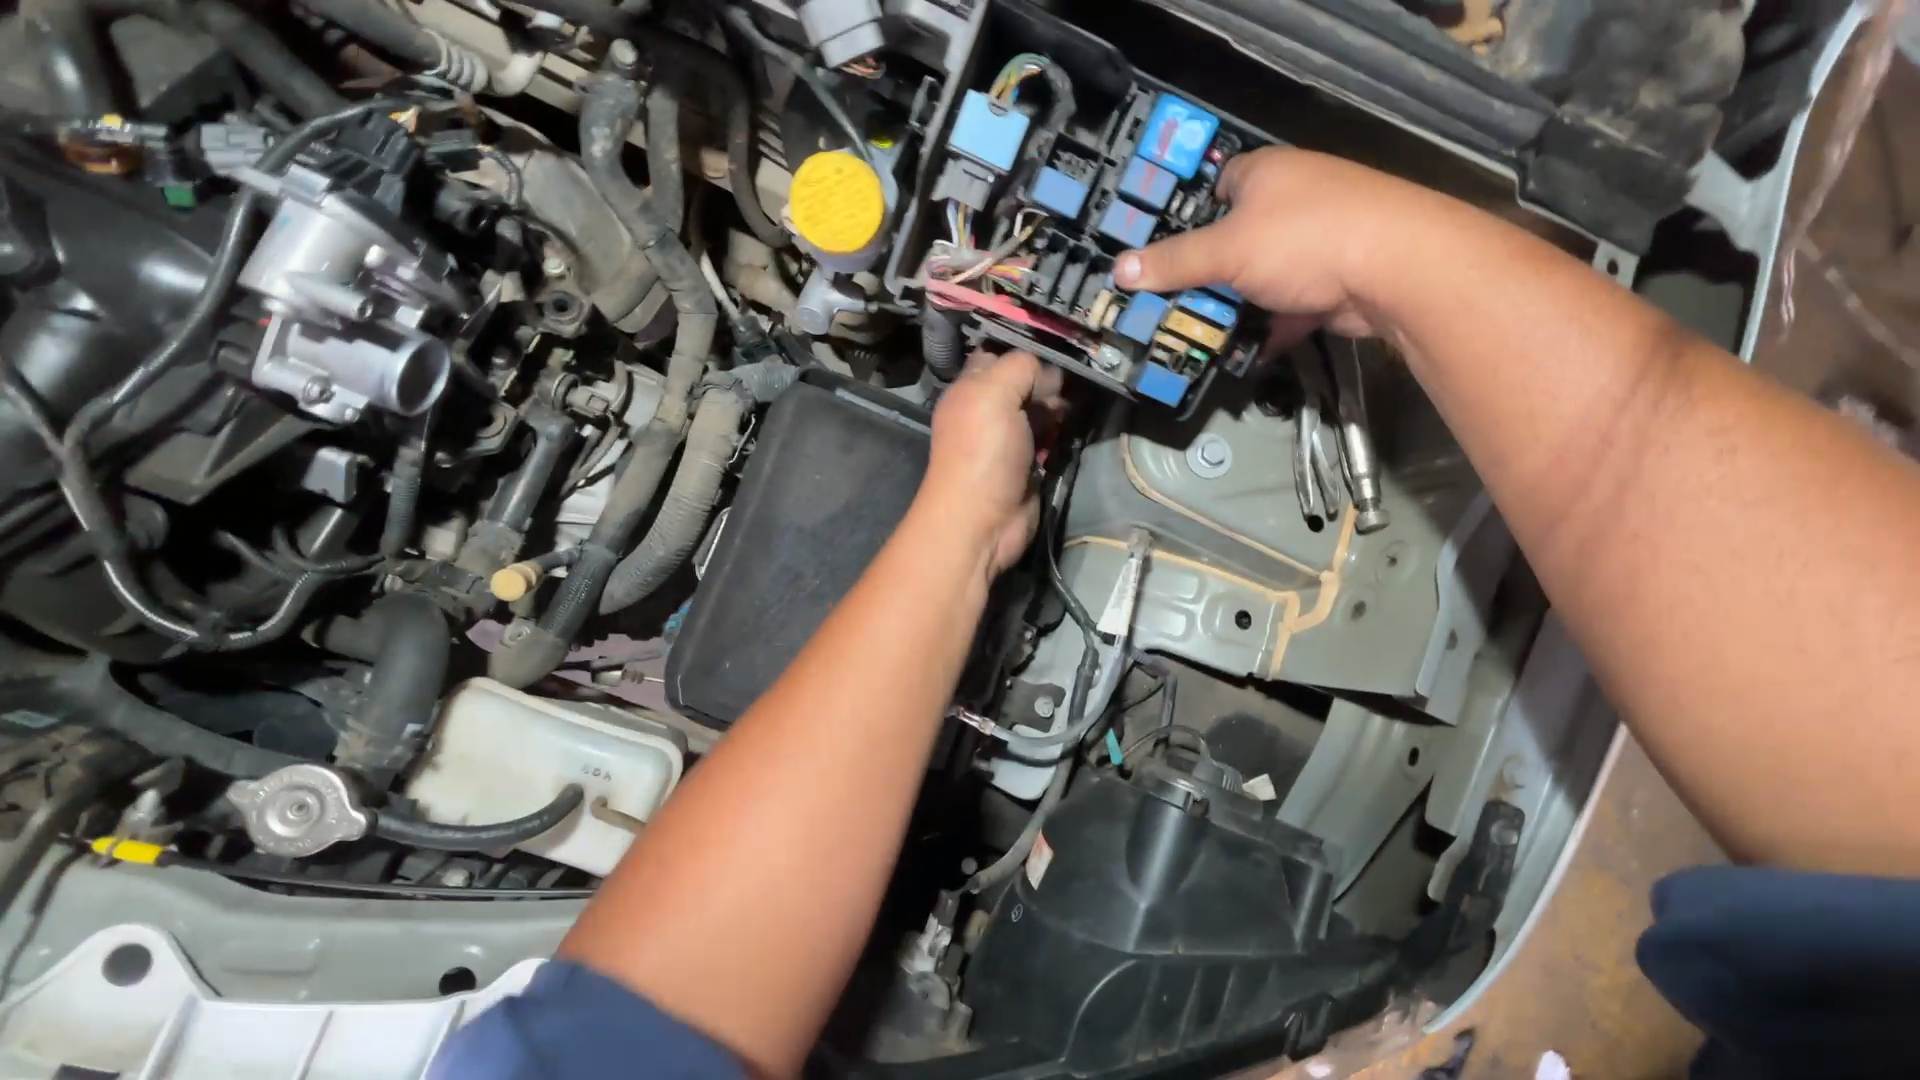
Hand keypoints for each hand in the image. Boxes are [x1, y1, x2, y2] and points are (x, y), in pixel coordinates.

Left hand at [920, 350, 1066, 576]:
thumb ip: (1020, 368)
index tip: (1055, 351)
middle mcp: (987, 411)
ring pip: (1040, 411)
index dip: (1024, 352)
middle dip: (1047, 381)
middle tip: (1069, 384)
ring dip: (1058, 409)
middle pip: (1024, 384)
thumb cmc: (982, 453)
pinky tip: (1072, 431)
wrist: (982, 521)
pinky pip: (1050, 440)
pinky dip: (1061, 435)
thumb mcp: (993, 393)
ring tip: (1073, 408)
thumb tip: (1049, 373)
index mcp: (970, 390)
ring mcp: (1008, 440)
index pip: (998, 356)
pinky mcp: (1028, 465)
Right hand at [1112, 147, 1437, 344]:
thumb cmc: (1304, 239)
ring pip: (1258, 276)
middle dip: (1205, 273)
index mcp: (1263, 173)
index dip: (1183, 216)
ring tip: (1195, 332)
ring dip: (1234, 305)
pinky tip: (1240, 350)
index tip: (1157, 253)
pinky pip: (1285, 306)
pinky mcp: (1330, 281)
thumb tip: (1119, 269)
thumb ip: (1173, 262)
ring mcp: (1313, 241)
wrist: (1395, 270)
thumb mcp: (1225, 250)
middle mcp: (1290, 199)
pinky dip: (1266, 327)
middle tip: (1168, 302)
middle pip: (1231, 238)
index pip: (1212, 187)